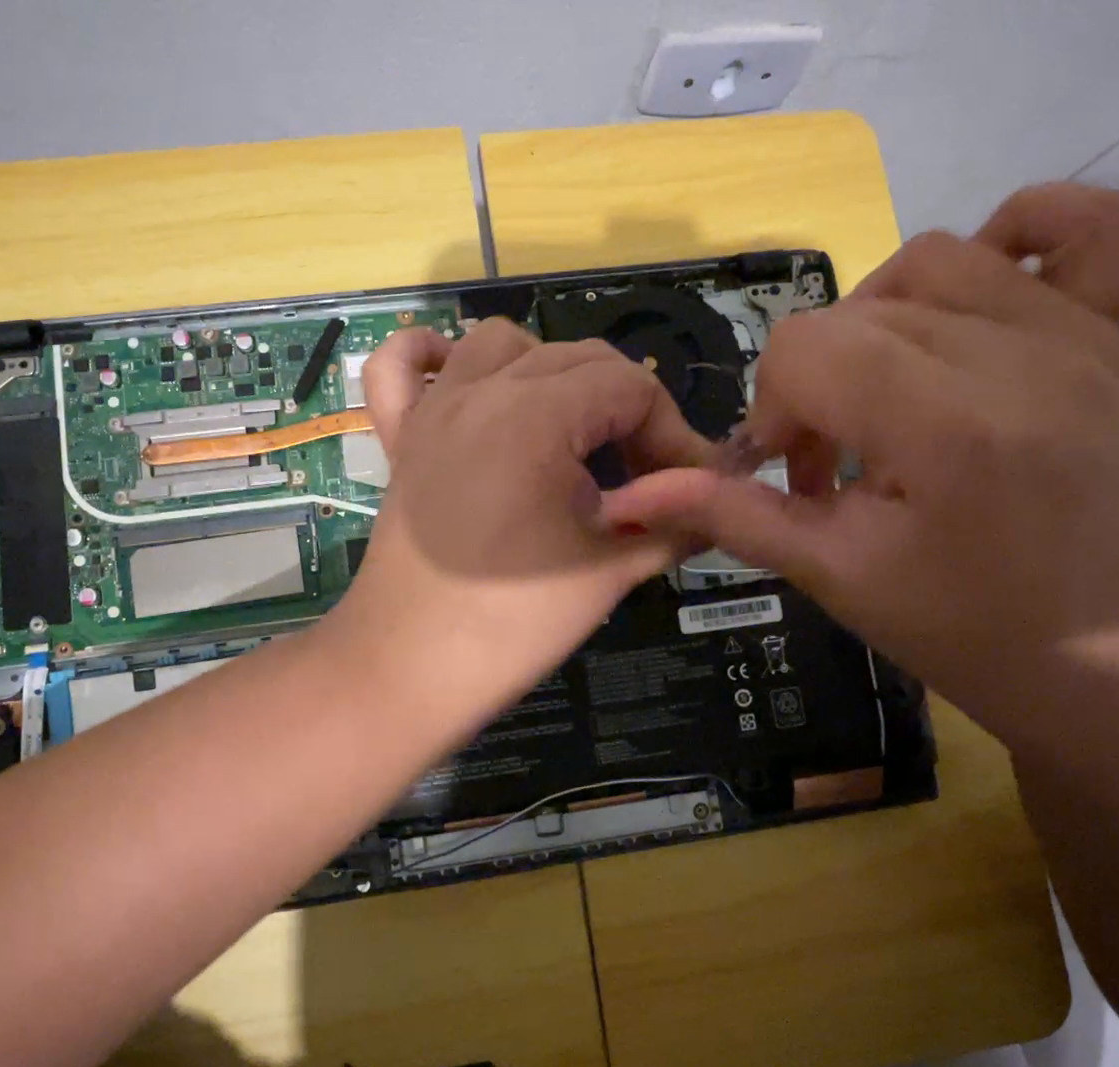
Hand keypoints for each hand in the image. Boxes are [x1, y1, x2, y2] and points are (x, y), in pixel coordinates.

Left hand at [319, 319, 710, 728]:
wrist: (408, 670)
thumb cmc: (513, 623)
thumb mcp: (611, 570)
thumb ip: (675, 521)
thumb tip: (718, 504)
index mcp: (536, 415)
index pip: (631, 386)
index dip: (674, 433)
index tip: (690, 486)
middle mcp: (480, 391)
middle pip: (578, 358)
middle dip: (627, 408)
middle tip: (646, 478)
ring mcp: (432, 410)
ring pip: (501, 344)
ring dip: (550, 372)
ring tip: (570, 433)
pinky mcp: (400, 438)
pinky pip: (400, 367)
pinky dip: (431, 356)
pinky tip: (462, 380)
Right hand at [614, 185, 1118, 728]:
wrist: (1104, 657)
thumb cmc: (961, 627)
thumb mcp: (832, 575)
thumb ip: (732, 515)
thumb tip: (630, 495)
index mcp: (946, 423)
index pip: (806, 347)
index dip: (773, 407)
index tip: (789, 472)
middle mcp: (1017, 355)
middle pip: (856, 312)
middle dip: (816, 384)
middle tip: (828, 459)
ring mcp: (1076, 337)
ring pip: (932, 261)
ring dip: (879, 319)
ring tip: (884, 391)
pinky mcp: (1114, 337)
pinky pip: (1092, 229)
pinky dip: (1025, 232)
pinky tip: (981, 288)